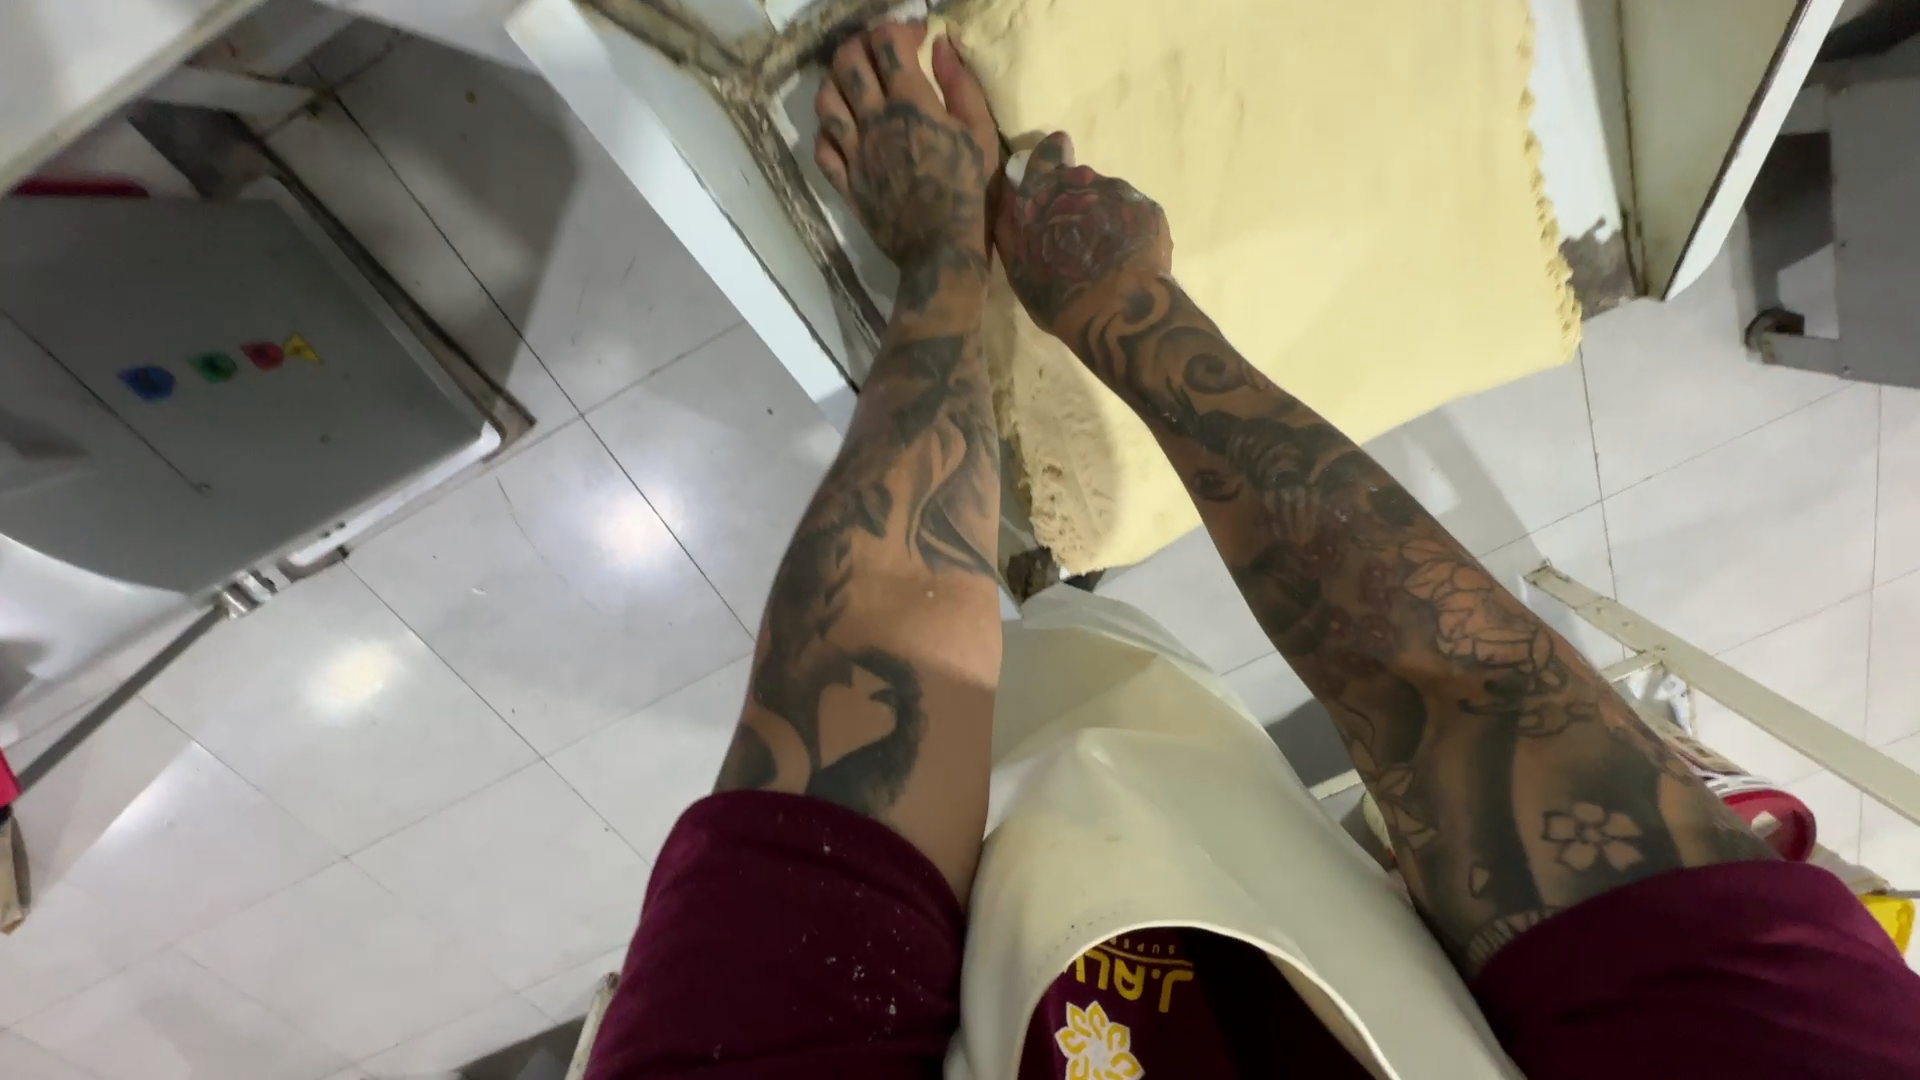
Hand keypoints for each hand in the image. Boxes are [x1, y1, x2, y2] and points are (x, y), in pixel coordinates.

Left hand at [814, 23, 1000, 270]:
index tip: (915, 37)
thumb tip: (940, 45)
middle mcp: (874, 122)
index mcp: (911, 104)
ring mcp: (855, 154)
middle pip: (847, 62)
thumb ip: (961, 85)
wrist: (941, 251)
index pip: (886, 42)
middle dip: (861, 45)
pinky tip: (843, 132)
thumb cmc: (969, 193)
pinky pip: (822, 148)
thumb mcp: (981, 134)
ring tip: (854, 88)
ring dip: (837, 83)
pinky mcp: (846, 184)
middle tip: (878, 55)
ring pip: (826, 101)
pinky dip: (828, 133)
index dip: (898, 28)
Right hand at [994, 132, 1172, 340]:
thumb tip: (1007, 194)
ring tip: (1102, 256)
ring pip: (1107, 197)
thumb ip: (1009, 226)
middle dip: (1076, 201)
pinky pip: (1133, 214)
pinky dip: (1127, 231)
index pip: (1045, 154)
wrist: (1117, 311)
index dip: (1048, 161)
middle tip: (1075, 240)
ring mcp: (1120, 191)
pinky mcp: (1149, 209)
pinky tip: (1125, 260)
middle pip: (1079, 181)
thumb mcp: (1018, 267)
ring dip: (1102, 218)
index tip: (1052, 175)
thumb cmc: (1057, 294)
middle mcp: (1083, 180)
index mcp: (1044, 191)